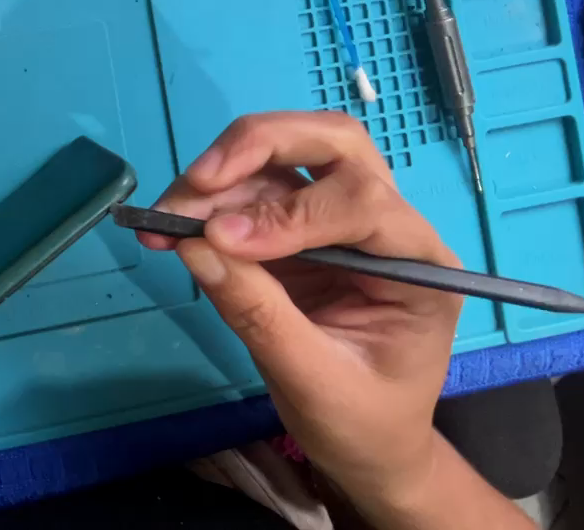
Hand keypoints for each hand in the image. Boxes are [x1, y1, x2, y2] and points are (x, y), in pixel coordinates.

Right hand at [140, 113, 461, 510]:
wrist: (364, 443)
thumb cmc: (362, 421)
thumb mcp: (315, 382)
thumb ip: (259, 313)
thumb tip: (194, 246)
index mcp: (419, 264)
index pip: (362, 203)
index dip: (288, 212)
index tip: (220, 240)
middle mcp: (384, 221)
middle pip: (330, 141)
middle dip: (259, 146)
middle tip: (199, 177)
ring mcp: (335, 213)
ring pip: (280, 155)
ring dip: (217, 177)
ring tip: (164, 217)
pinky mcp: (294, 218)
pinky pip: (249, 184)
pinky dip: (206, 196)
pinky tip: (168, 224)